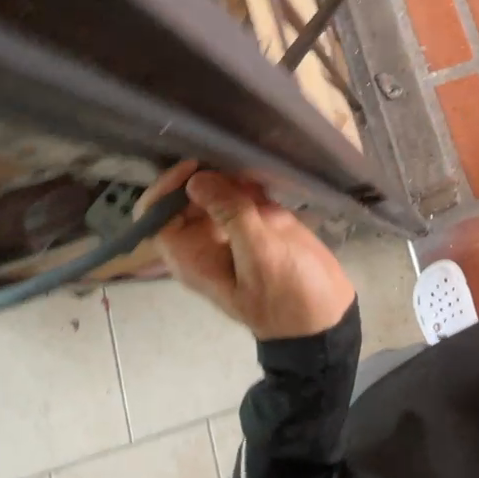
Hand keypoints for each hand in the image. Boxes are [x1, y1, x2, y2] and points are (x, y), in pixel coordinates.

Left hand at [136, 161, 355, 340]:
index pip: (156, 215)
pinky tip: (267, 174)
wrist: (323, 316)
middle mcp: (204, 238)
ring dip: (231, 173)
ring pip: (215, 188)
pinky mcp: (256, 221)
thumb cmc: (286, 293)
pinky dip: (251, 178)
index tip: (197, 166)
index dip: (168, 187)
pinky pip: (242, 191)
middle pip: (185, 195)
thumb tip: (196, 180)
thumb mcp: (260, 256)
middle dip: (206, 173)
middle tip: (236, 161)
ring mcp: (230, 229)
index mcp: (191, 254)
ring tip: (254, 166)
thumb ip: (232, 215)